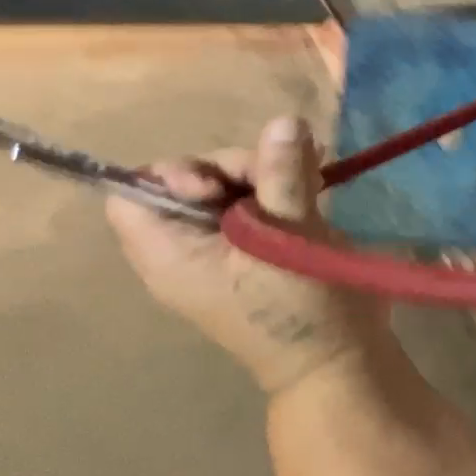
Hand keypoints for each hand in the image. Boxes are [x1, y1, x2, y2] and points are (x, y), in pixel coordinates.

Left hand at [106, 117, 393, 394]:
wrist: (338, 355)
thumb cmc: (299, 306)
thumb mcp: (290, 239)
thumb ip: (284, 179)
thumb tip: (285, 121)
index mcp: (172, 253)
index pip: (137, 193)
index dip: (180, 172)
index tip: (231, 177)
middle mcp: (191, 246)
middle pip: (193, 181)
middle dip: (242, 165)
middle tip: (293, 169)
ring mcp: (232, 245)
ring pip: (235, 186)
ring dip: (273, 170)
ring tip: (316, 173)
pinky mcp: (267, 243)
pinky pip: (265, 199)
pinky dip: (289, 183)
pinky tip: (321, 181)